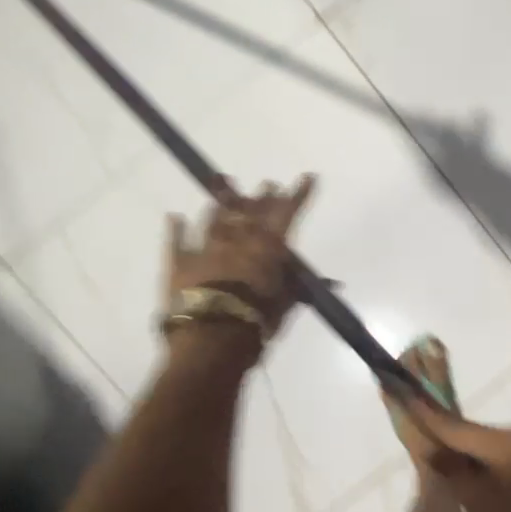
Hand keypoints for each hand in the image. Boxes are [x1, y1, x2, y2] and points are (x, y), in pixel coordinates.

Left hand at [165, 174, 316, 348]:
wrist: (210, 335)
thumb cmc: (257, 320)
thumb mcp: (286, 306)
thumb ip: (301, 288)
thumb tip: (335, 283)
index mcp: (268, 247)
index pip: (288, 214)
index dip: (300, 195)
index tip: (308, 176)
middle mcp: (238, 239)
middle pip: (252, 211)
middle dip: (262, 197)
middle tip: (267, 184)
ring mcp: (205, 247)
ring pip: (215, 219)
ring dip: (221, 205)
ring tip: (225, 192)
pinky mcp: (179, 262)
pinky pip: (177, 241)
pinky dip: (177, 228)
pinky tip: (175, 217)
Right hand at [399, 399, 510, 511]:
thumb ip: (456, 476)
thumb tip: (436, 448)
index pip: (461, 428)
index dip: (430, 418)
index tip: (405, 396)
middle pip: (488, 440)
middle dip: (463, 453)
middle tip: (439, 472)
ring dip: (491, 468)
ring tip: (473, 497)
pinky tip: (508, 504)